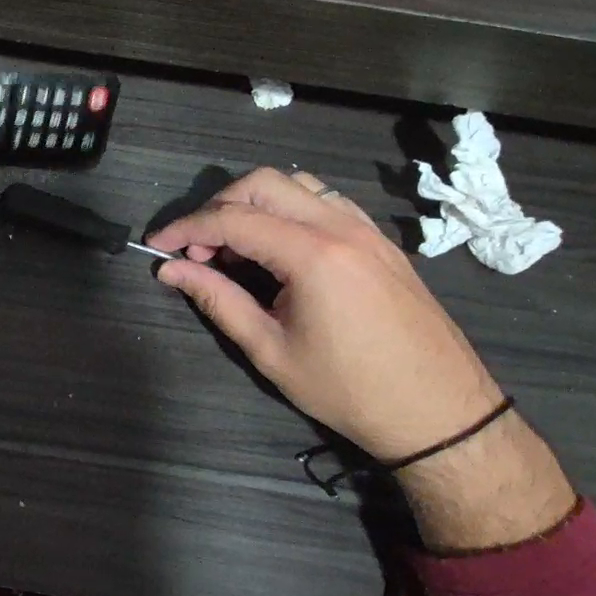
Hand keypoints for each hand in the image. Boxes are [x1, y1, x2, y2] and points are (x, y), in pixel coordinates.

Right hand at [146, 167, 504, 462]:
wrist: (439, 411)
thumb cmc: (347, 389)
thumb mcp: (270, 349)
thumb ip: (217, 300)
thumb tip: (170, 271)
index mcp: (313, 255)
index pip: (233, 219)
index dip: (186, 228)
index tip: (156, 247)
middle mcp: (342, 228)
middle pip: (263, 184)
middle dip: (218, 207)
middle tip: (196, 250)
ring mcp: (367, 230)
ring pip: (297, 185)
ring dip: (254, 204)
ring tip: (233, 250)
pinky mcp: (381, 242)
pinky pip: (325, 203)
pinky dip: (288, 211)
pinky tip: (276, 249)